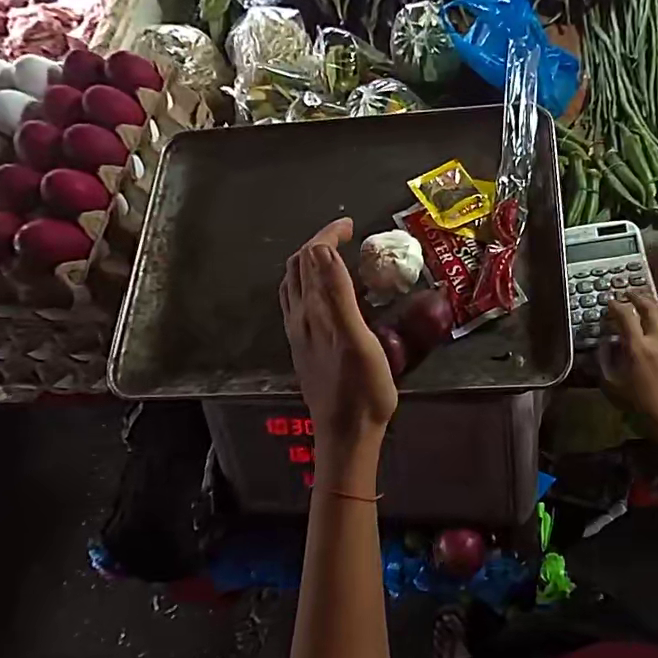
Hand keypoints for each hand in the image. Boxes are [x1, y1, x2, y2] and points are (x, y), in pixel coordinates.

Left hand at [281, 218, 397, 450]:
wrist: (346, 433)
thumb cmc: (362, 389)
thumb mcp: (357, 339)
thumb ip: (338, 294)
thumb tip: (321, 250)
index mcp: (314, 312)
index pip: (311, 259)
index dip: (328, 236)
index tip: (351, 225)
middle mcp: (300, 318)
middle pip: (299, 268)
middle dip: (319, 243)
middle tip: (347, 236)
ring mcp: (300, 334)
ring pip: (296, 286)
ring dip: (312, 263)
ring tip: (336, 256)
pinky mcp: (306, 347)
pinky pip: (300, 303)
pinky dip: (312, 284)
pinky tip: (327, 295)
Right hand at [600, 295, 657, 461]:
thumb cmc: (641, 405)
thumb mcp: (614, 385)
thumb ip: (605, 361)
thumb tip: (604, 344)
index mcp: (638, 348)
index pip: (626, 316)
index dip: (616, 306)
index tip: (609, 303)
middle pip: (649, 308)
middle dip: (638, 298)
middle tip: (628, 293)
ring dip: (653, 304)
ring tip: (645, 301)